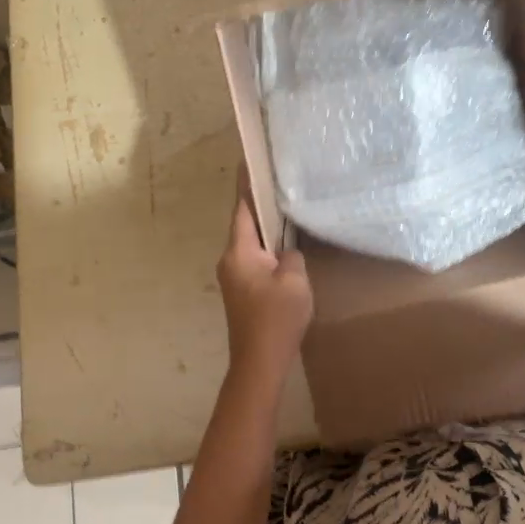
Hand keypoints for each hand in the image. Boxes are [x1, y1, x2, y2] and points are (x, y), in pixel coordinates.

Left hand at [216, 185, 313, 377]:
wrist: (259, 363)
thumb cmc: (275, 318)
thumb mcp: (294, 281)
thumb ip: (291, 256)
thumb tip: (286, 253)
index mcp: (239, 252)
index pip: (242, 208)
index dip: (247, 184)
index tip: (250, 160)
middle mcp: (230, 260)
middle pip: (245, 224)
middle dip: (260, 205)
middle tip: (278, 182)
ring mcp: (234, 278)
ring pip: (251, 244)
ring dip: (266, 230)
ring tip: (286, 210)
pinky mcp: (242, 293)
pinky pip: (255, 261)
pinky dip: (268, 250)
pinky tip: (285, 248)